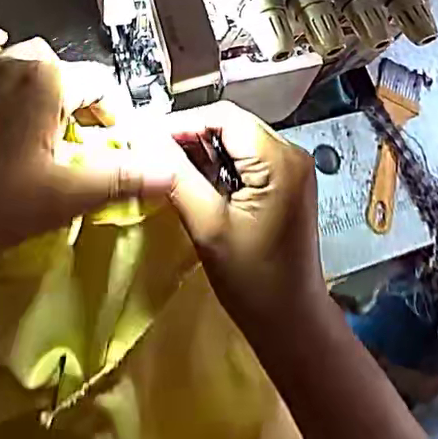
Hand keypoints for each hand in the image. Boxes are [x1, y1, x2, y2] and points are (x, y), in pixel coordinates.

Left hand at [0, 20, 174, 283]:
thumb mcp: (59, 198)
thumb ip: (121, 179)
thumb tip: (173, 172)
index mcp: (50, 81)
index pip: (102, 86)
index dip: (114, 119)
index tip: (112, 154)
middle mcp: (17, 61)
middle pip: (68, 74)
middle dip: (82, 105)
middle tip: (80, 151)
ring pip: (27, 59)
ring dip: (45, 85)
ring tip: (46, 126)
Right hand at [158, 102, 325, 329]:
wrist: (291, 320)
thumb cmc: (253, 280)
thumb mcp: (209, 228)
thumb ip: (179, 179)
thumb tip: (148, 144)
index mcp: (279, 159)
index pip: (225, 117)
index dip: (183, 122)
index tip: (146, 138)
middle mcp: (291, 152)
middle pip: (232, 123)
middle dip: (190, 133)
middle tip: (151, 151)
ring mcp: (291, 164)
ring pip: (237, 137)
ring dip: (203, 147)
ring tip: (166, 164)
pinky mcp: (286, 178)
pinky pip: (247, 154)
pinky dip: (219, 161)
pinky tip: (194, 177)